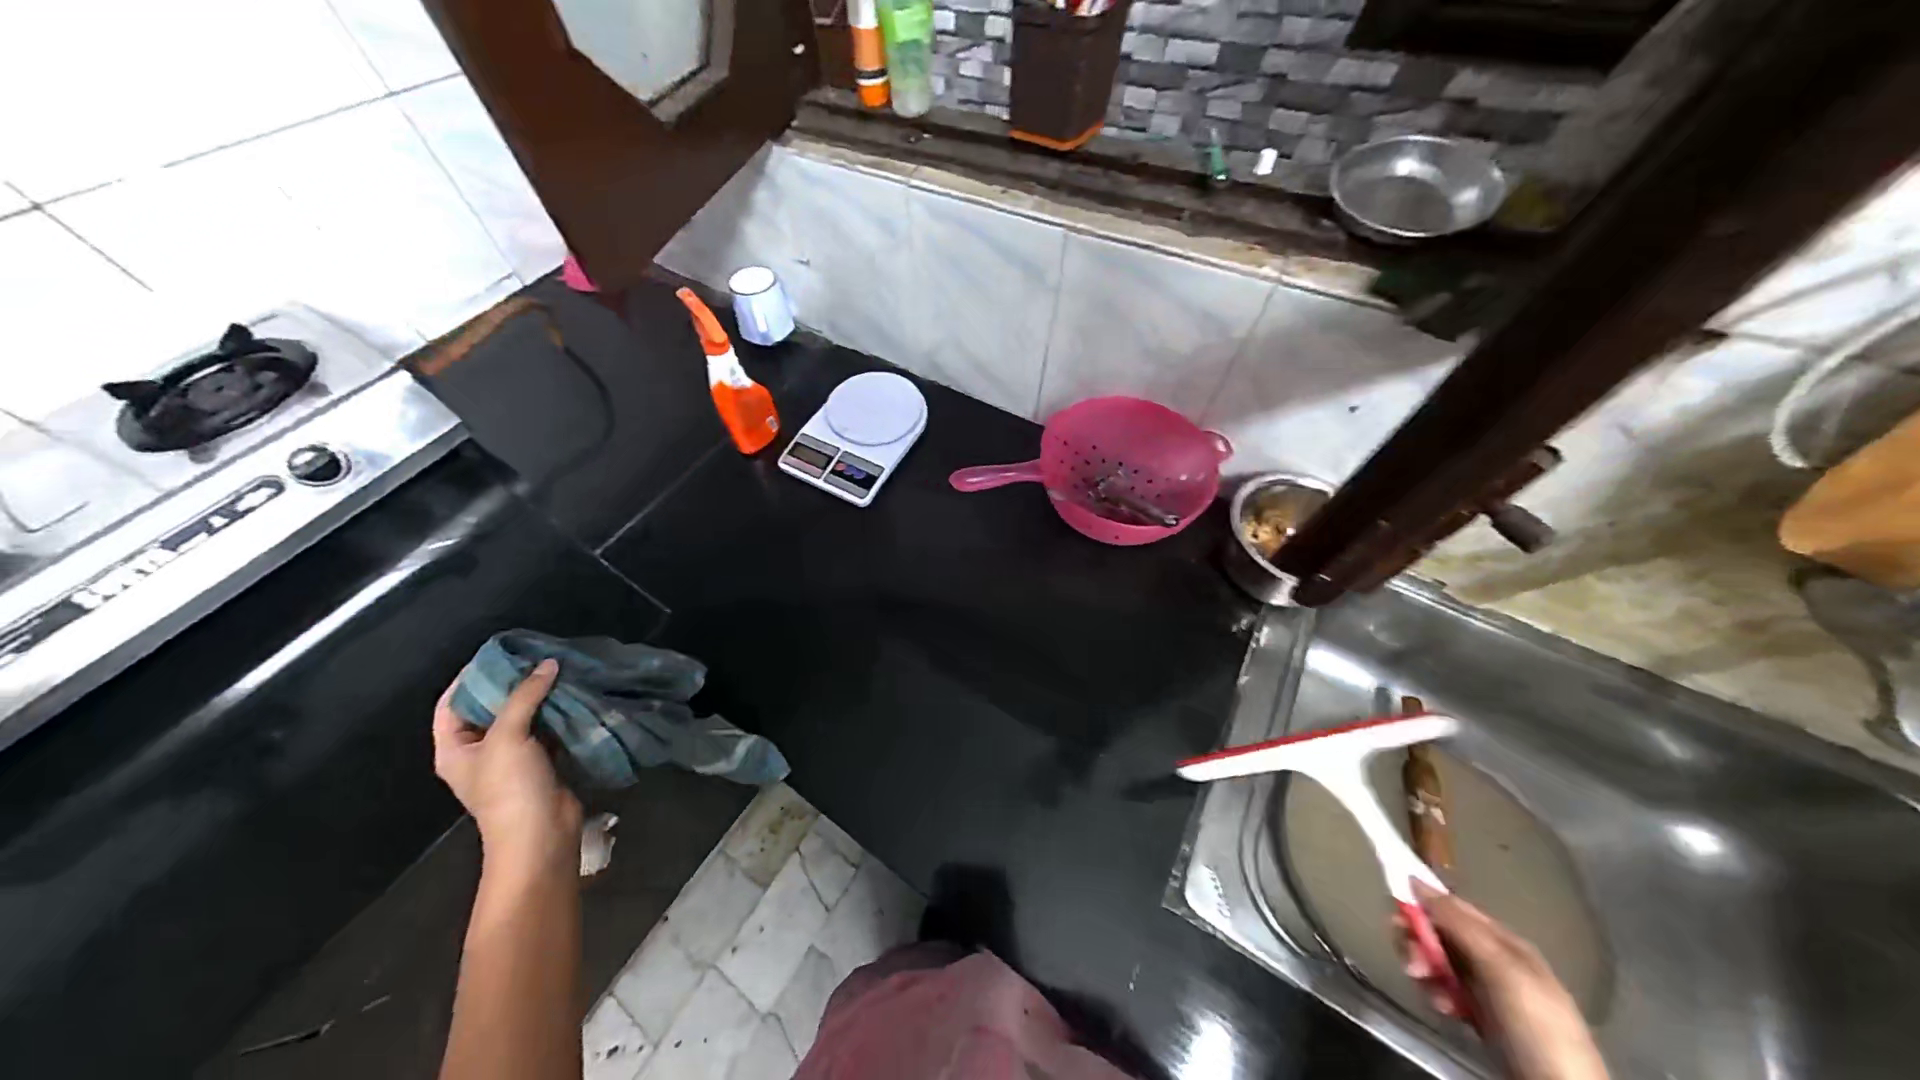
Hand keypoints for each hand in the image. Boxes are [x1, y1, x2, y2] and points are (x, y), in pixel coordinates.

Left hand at [433, 659, 581, 869]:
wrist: (541, 833)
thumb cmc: (509, 786)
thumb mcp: (508, 736)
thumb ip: (525, 696)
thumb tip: (548, 663)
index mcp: (454, 748)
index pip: (452, 703)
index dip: (470, 677)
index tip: (498, 654)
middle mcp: (480, 751)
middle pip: (490, 708)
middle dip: (512, 683)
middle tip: (535, 658)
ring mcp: (512, 758)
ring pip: (523, 718)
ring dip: (539, 697)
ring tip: (558, 670)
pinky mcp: (542, 762)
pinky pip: (547, 730)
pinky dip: (558, 713)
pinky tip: (573, 694)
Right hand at [1407, 881, 1608, 1079]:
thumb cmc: (1535, 1023)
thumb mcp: (1501, 968)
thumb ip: (1459, 924)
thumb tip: (1415, 879)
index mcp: (1503, 941)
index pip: (1452, 907)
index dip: (1422, 904)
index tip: (1396, 913)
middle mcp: (1491, 958)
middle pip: (1438, 933)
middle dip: (1418, 943)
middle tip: (1413, 964)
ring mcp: (1484, 988)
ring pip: (1435, 962)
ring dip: (1424, 971)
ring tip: (1431, 993)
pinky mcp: (1476, 1014)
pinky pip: (1441, 990)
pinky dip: (1434, 994)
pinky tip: (1443, 1009)